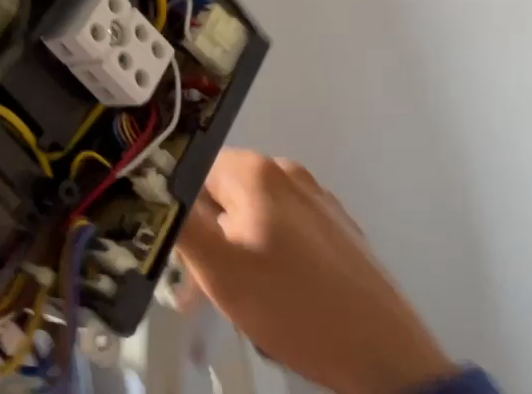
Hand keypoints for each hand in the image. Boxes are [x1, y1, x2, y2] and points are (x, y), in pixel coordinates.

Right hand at [175, 149, 456, 393]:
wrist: (388, 361)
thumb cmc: (294, 308)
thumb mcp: (217, 268)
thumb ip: (174, 220)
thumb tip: (142, 186)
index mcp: (254, 170)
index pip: (188, 173)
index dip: (180, 212)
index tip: (188, 253)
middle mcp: (287, 171)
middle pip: (220, 194)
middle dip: (211, 234)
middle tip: (217, 282)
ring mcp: (319, 200)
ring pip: (251, 214)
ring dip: (239, 248)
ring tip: (250, 295)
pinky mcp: (340, 230)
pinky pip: (285, 231)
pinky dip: (272, 256)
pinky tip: (281, 294)